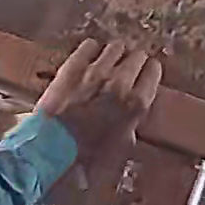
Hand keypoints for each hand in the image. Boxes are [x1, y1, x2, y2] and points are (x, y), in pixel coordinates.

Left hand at [35, 40, 162, 176]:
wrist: (52, 152)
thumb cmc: (89, 158)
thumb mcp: (123, 146)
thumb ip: (131, 122)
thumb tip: (131, 112)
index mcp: (136, 103)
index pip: (153, 71)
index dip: (148, 72)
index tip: (144, 73)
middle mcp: (120, 82)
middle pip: (136, 56)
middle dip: (133, 61)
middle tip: (126, 68)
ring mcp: (95, 71)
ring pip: (115, 47)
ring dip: (114, 54)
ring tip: (108, 61)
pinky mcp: (72, 66)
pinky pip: (90, 45)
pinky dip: (92, 50)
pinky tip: (89, 57)